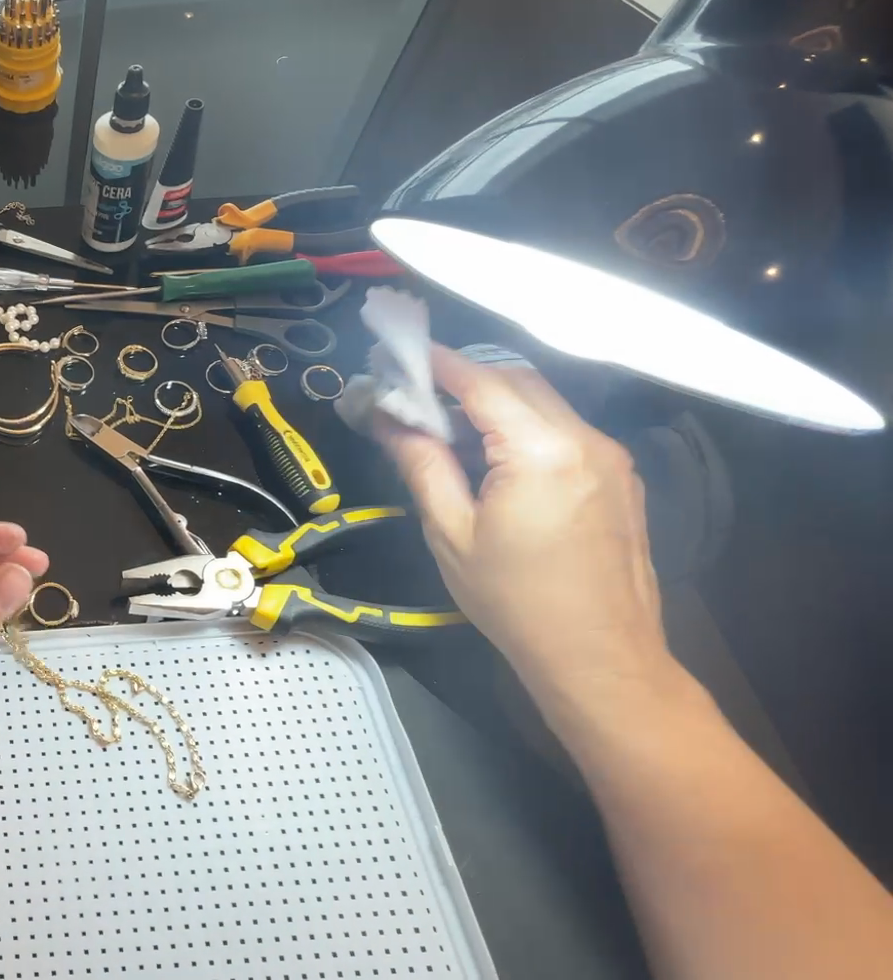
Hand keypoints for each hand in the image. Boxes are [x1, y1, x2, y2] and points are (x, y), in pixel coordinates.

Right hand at [374, 347, 671, 718]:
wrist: (600, 655)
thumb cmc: (513, 598)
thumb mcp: (449, 531)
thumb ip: (421, 464)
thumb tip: (388, 418)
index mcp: (541, 452)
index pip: (482, 383)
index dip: (437, 362)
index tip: (396, 353)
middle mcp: (586, 441)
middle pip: (517, 381)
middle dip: (463, 375)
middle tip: (411, 388)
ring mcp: (611, 458)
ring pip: (543, 402)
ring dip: (491, 400)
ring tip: (442, 422)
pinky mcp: (620, 477)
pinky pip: (563, 429)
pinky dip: (520, 424)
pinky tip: (488, 454)